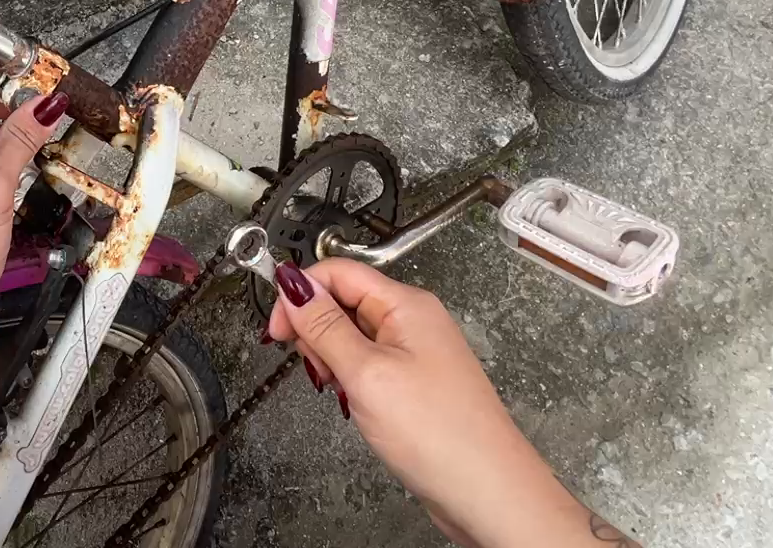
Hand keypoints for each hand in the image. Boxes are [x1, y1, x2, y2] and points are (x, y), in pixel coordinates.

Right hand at [267, 258, 621, 547]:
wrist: (495, 501)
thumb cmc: (440, 437)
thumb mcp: (366, 373)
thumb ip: (323, 325)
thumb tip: (290, 281)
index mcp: (405, 304)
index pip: (336, 271)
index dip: (299, 293)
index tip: (277, 327)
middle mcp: (412, 318)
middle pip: (341, 299)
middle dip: (315, 328)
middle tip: (315, 366)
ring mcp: (415, 350)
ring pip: (350, 331)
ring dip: (330, 355)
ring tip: (338, 389)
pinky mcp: (414, 379)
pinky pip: (366, 359)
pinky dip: (349, 374)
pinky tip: (352, 399)